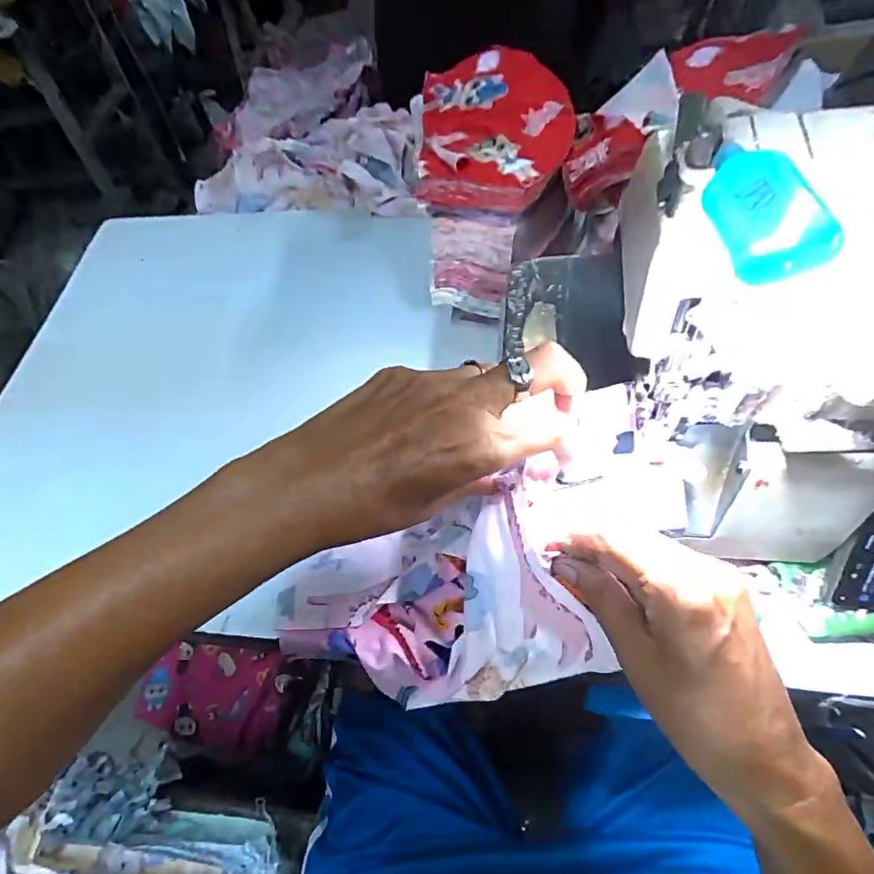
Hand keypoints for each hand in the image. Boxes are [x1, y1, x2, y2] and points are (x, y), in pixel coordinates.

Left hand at [248, 343, 585, 548]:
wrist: (304, 483)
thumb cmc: (371, 510)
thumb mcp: (432, 504)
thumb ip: (474, 479)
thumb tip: (497, 471)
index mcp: (480, 443)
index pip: (552, 424)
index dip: (569, 436)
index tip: (566, 448)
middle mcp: (466, 401)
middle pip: (540, 363)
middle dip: (562, 382)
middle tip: (552, 408)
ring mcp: (431, 379)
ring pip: (486, 373)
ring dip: (494, 396)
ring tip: (467, 428)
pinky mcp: (398, 372)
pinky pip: (441, 380)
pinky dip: (447, 399)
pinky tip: (416, 427)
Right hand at [548, 530, 836, 820]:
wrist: (760, 749)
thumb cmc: (688, 713)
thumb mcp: (635, 656)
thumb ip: (603, 600)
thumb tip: (567, 565)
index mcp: (683, 590)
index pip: (619, 543)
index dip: (578, 540)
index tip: (545, 546)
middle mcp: (708, 570)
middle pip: (639, 538)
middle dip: (596, 543)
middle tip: (558, 558)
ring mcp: (724, 576)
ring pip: (657, 547)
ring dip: (618, 552)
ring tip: (582, 569)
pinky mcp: (730, 588)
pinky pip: (676, 562)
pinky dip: (643, 564)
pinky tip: (622, 580)